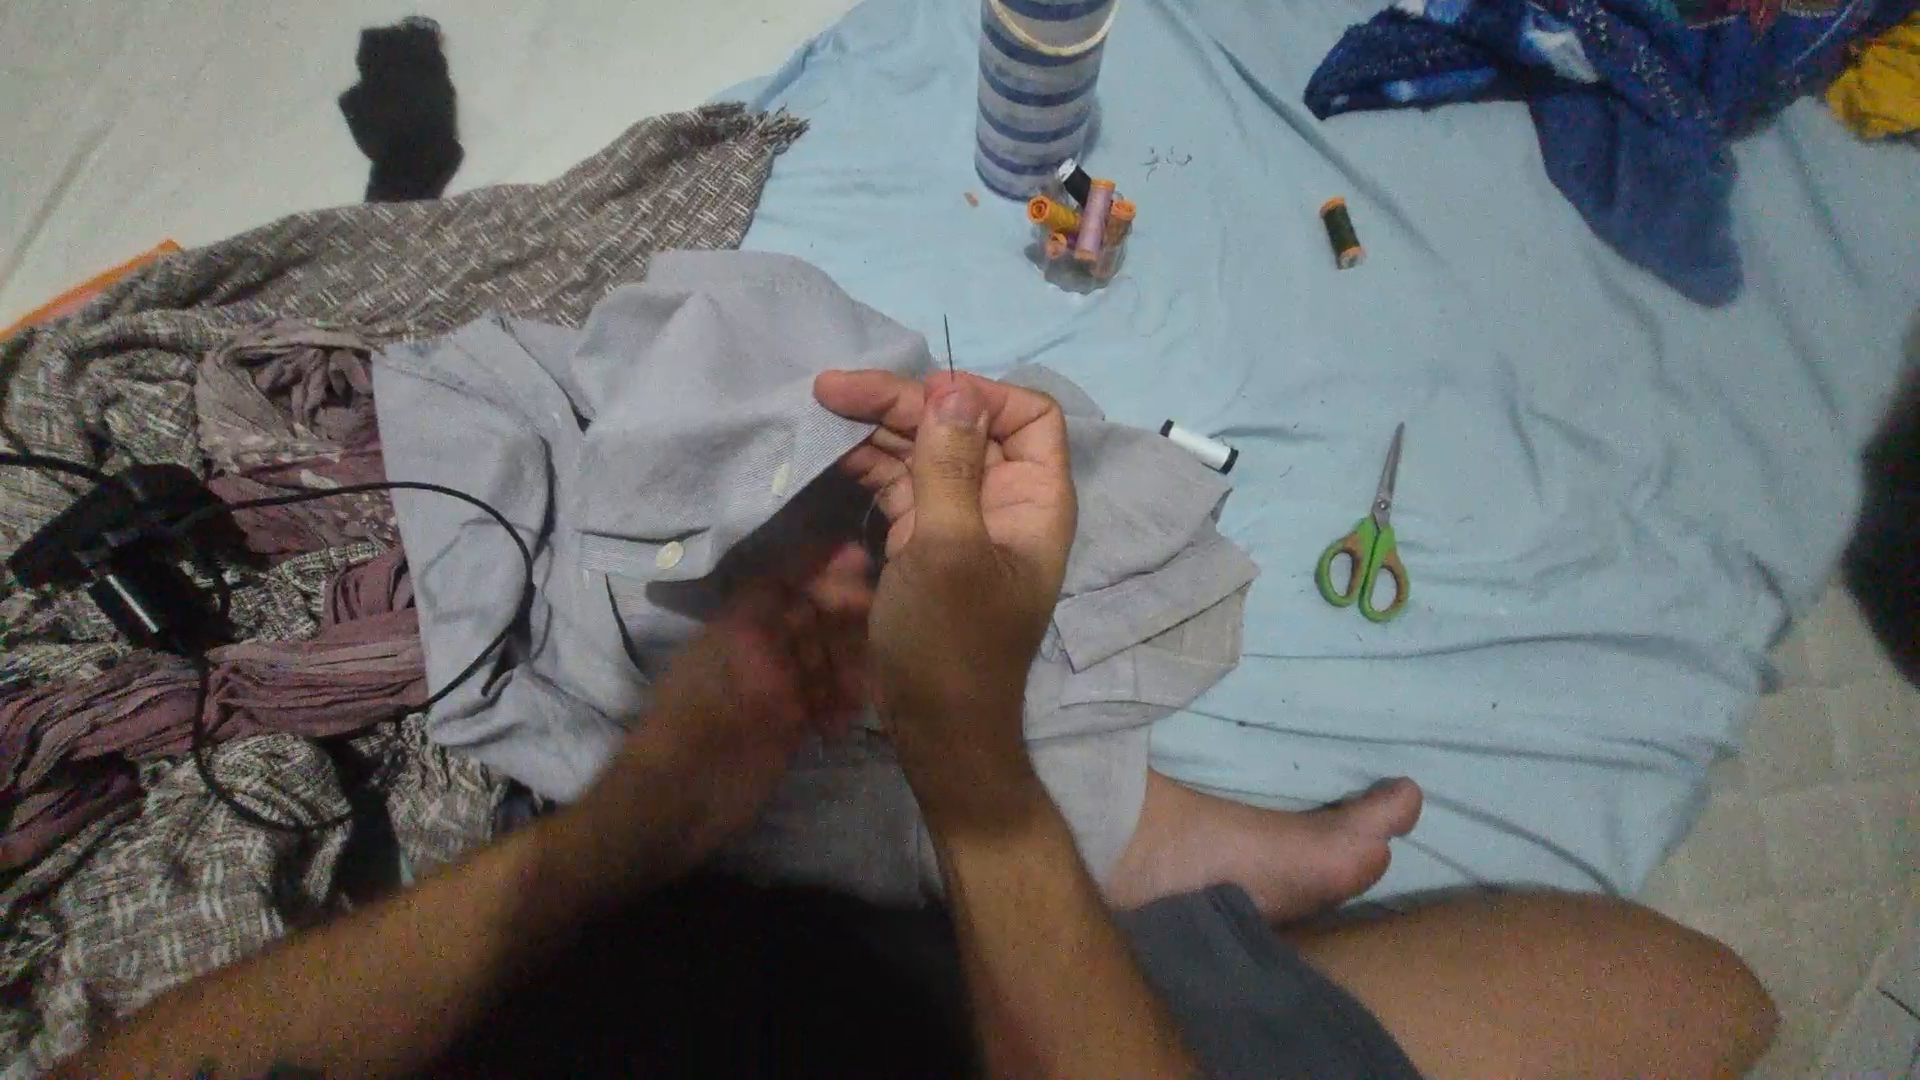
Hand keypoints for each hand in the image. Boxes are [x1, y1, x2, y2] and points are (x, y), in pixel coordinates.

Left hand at [583, 543, 872, 866]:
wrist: (671, 806)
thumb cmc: (695, 724)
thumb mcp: (727, 654)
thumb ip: (762, 609)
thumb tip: (800, 566)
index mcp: (739, 628)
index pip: (786, 583)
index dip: (821, 567)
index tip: (859, 556)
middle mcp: (760, 652)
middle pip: (813, 620)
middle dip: (849, 614)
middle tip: (884, 611)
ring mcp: (775, 691)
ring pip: (826, 661)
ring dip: (853, 665)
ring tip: (869, 680)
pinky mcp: (787, 727)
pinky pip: (825, 704)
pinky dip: (841, 706)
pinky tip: (846, 720)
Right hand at [814, 370, 1076, 831]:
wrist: (936, 726)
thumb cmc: (952, 644)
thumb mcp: (949, 550)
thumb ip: (951, 466)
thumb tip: (954, 390)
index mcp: (1034, 499)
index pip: (1027, 415)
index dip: (978, 395)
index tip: (920, 397)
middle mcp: (1003, 500)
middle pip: (961, 426)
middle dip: (904, 404)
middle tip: (832, 388)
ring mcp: (961, 518)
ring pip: (925, 452)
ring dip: (878, 429)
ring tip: (822, 407)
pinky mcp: (925, 538)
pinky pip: (900, 484)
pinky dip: (869, 467)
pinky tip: (833, 453)